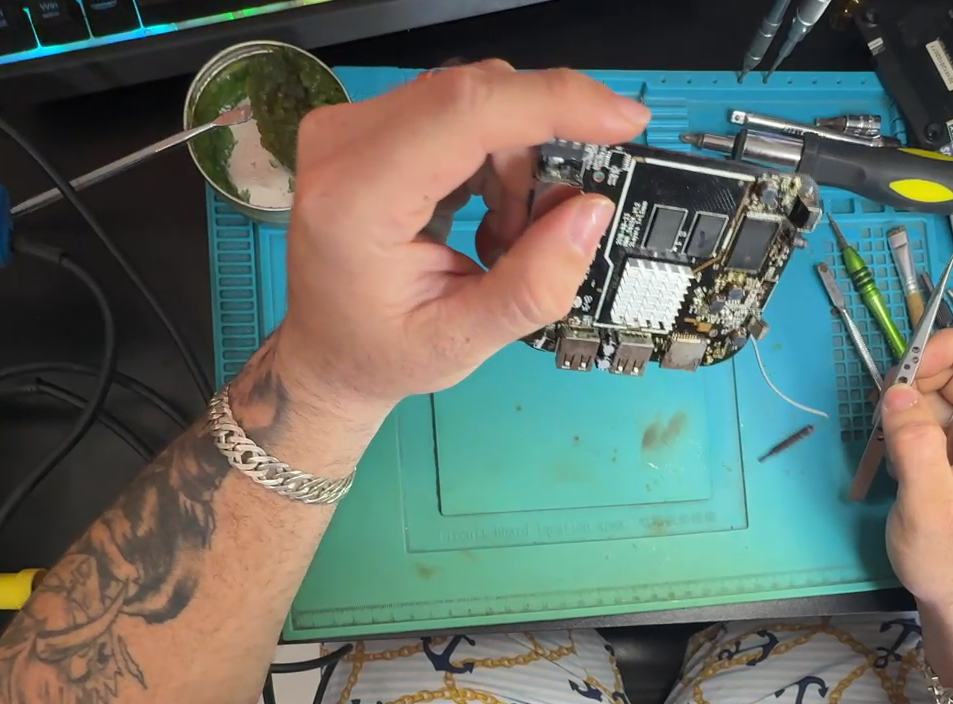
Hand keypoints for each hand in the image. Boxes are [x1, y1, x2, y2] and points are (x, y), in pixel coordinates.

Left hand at [272, 61, 648, 425]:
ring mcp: (352, 127)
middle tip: (536, 237)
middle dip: (533, 162)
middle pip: (477, 99)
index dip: (553, 103)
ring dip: (514, 170)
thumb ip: (532, 286)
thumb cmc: (383, 355)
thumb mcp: (463, 342)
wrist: (328, 353)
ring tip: (501, 243)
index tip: (623, 122)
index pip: (464, 112)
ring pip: (475, 103)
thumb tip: (592, 211)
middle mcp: (344, 142)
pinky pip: (460, 116)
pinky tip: (483, 220)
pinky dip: (494, 165)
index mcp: (356, 198)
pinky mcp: (369, 127)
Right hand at [881, 329, 952, 612]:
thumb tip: (897, 393)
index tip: (908, 374)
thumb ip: (914, 445)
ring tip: (887, 442)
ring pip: (950, 392)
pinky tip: (896, 456)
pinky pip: (939, 420)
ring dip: (912, 405)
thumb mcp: (928, 508)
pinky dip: (911, 426)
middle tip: (884, 409)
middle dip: (923, 377)